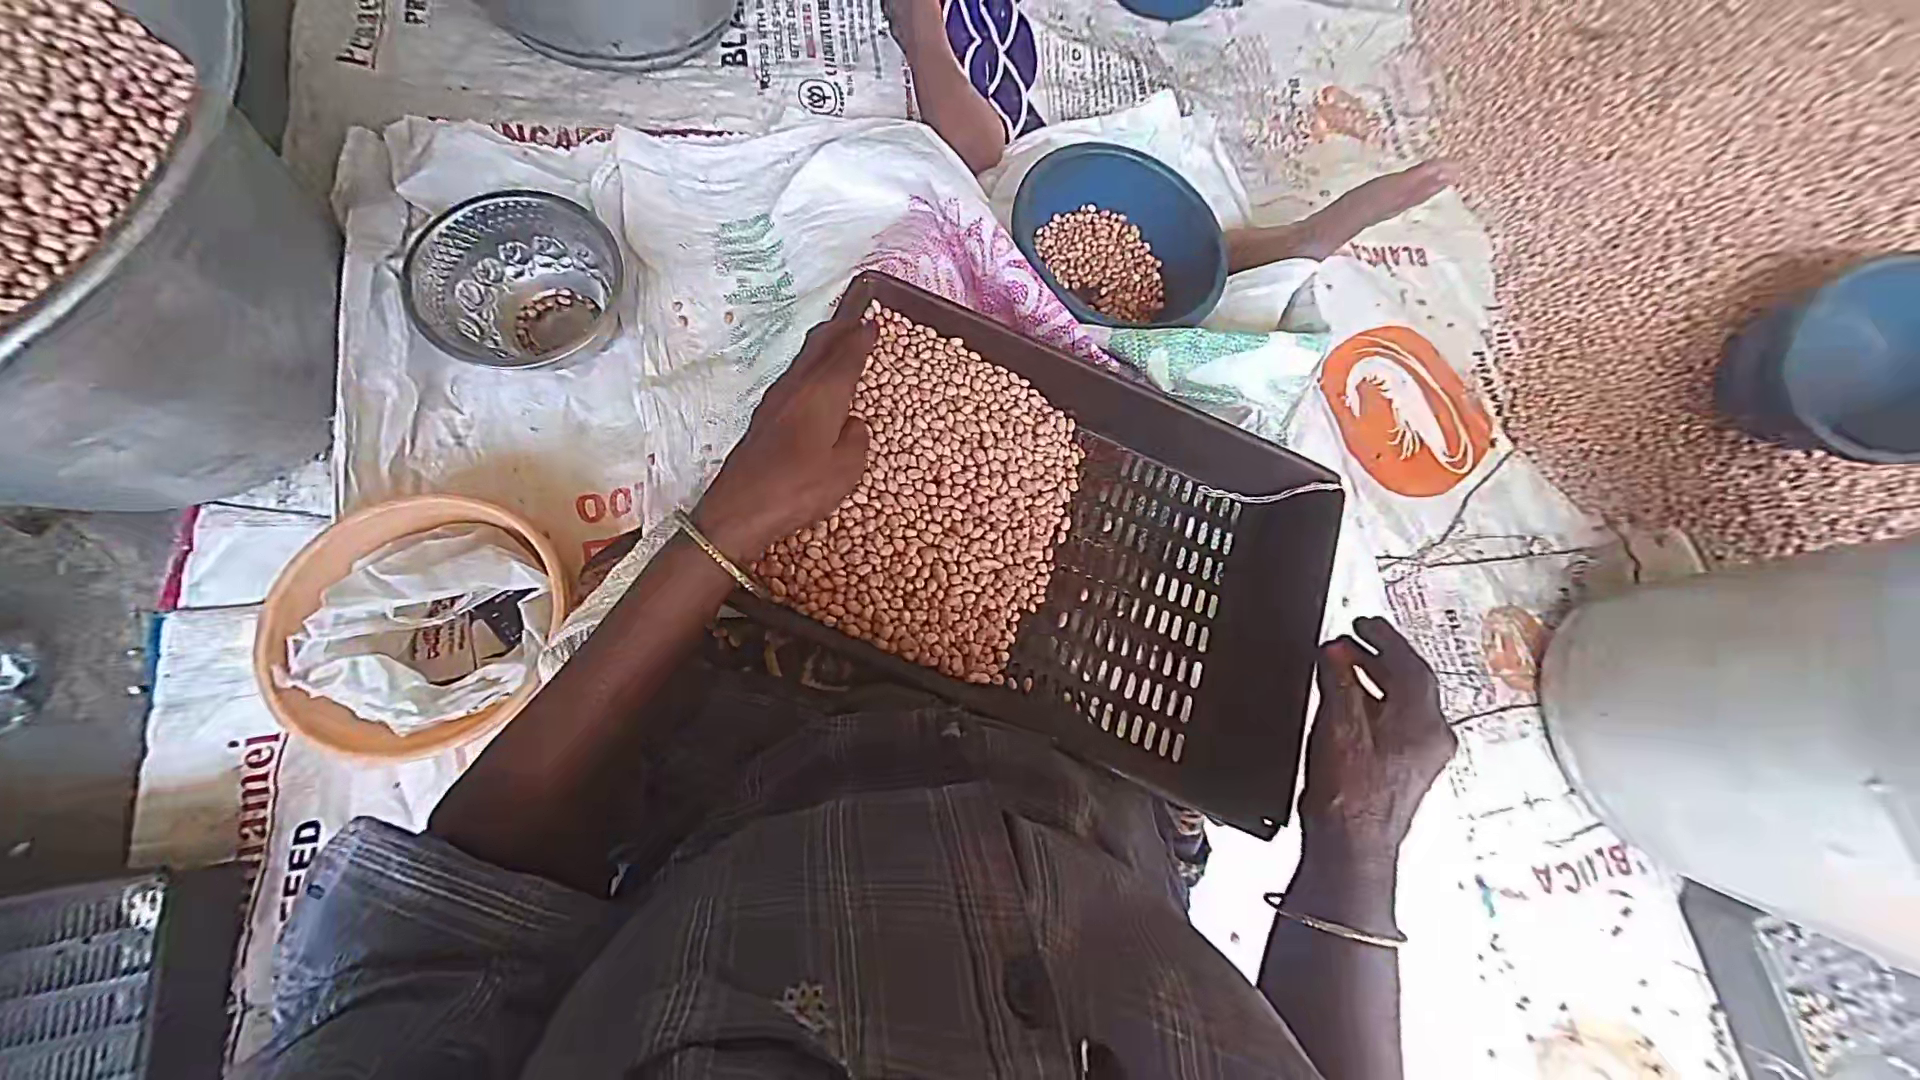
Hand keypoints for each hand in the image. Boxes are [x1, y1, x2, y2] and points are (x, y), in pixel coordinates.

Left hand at [694, 311, 875, 562]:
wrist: (740, 509)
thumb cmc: (798, 489)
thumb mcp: (845, 471)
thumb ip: (856, 440)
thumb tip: (854, 422)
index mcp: (822, 395)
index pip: (846, 356)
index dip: (861, 338)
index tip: (873, 321)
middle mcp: (797, 388)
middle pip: (819, 346)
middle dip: (840, 328)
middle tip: (856, 317)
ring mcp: (776, 401)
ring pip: (803, 359)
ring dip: (823, 344)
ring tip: (838, 338)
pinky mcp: (764, 418)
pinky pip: (794, 377)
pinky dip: (810, 366)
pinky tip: (812, 378)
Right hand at [1298, 616, 1454, 860]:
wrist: (1352, 845)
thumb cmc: (1349, 794)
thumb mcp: (1338, 727)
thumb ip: (1340, 682)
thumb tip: (1337, 650)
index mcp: (1422, 725)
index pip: (1411, 667)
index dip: (1386, 639)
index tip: (1365, 622)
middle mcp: (1431, 737)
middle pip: (1412, 682)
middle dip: (1382, 655)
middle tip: (1355, 636)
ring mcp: (1421, 754)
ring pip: (1404, 701)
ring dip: (1377, 676)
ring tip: (1346, 661)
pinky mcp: (1405, 767)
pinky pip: (1396, 719)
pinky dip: (1374, 698)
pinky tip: (1350, 698)